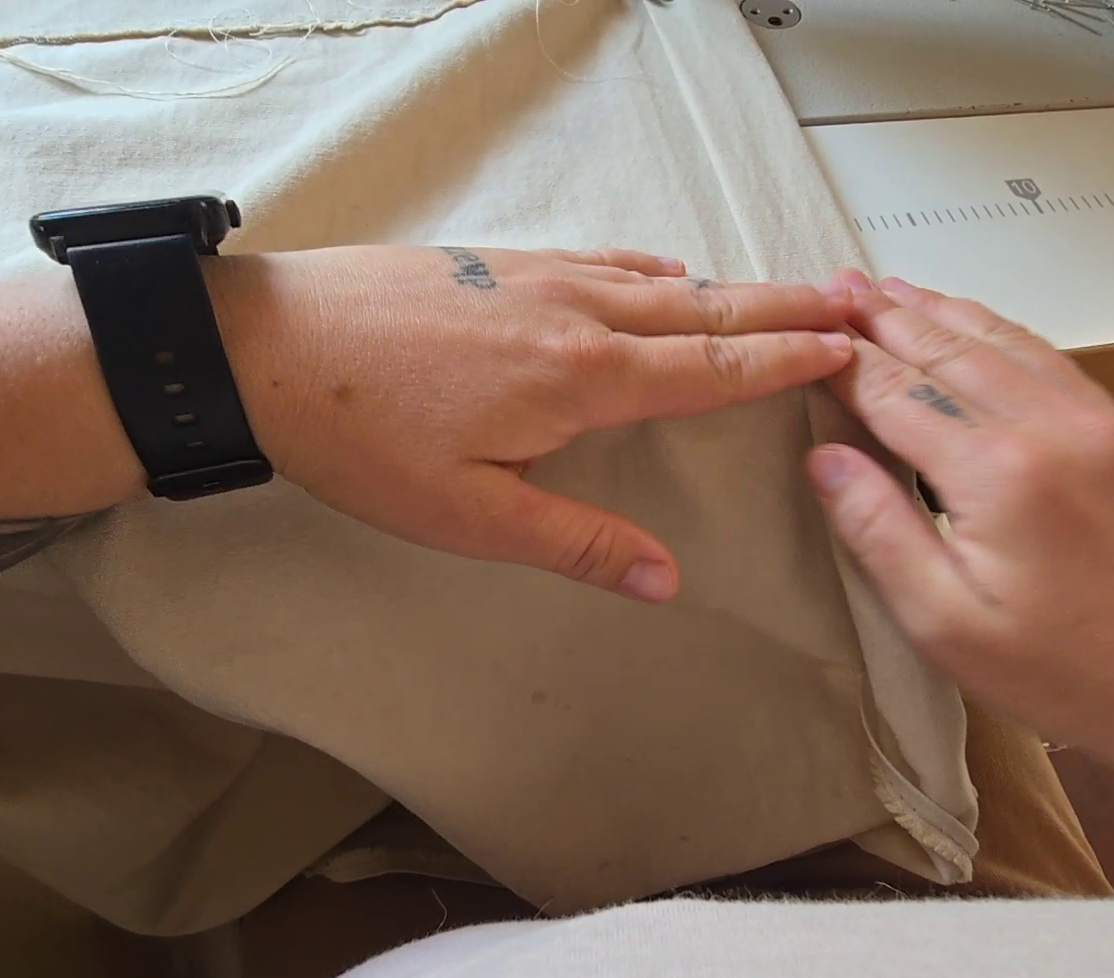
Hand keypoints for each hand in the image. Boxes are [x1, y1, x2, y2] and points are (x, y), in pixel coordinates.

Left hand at [210, 245, 853, 601]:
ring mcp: (535, 277)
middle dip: (784, 305)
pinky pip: (600, 259)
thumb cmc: (363, 438)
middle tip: (848, 298)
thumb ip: (577, 543)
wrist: (265, 346)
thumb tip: (664, 581)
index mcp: (581, 379)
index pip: (710, 367)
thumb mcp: (472, 515)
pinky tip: (663, 272)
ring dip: (727, 286)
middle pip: (703, 307)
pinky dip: (651, 269)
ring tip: (780, 290)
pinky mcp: (498, 262)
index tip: (843, 348)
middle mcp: (574, 314)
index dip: (782, 360)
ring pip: (657, 279)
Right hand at [807, 272, 1113, 779]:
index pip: (897, 393)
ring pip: (1000, 340)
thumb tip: (823, 457)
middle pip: (947, 349)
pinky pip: (1046, 357)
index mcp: (997, 473)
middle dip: (885, 316)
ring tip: (889, 288)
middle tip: (837, 286)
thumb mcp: (942, 622)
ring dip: (938, 310)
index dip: (845, 362)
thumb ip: (878, 529)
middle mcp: (1050, 425)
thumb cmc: (1061, 672)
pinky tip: (970, 321)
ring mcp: (1097, 420)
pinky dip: (994, 330)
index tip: (804, 334)